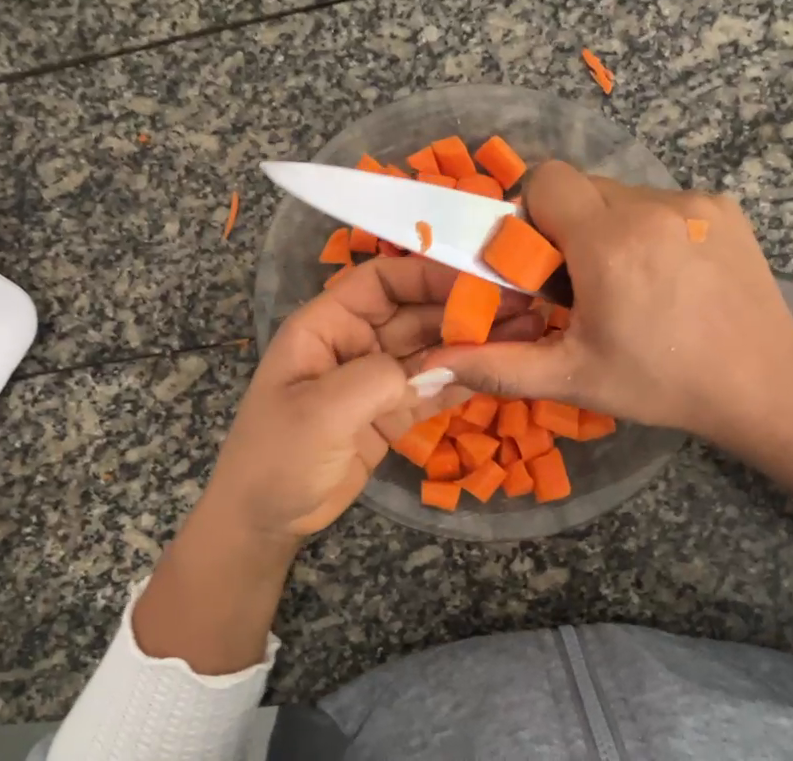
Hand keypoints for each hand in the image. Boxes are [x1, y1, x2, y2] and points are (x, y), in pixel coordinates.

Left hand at [201, 256, 537, 541]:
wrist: (264, 520)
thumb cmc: (276, 457)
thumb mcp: (318, 413)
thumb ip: (375, 380)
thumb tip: (434, 365)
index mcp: (325, 326)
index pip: (380, 282)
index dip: (427, 273)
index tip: (479, 276)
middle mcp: (353, 342)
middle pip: (414, 311)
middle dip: (462, 307)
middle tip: (522, 304)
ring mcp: (373, 378)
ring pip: (429, 348)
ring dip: (473, 341)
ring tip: (528, 332)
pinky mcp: (390, 412)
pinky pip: (432, 387)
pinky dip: (464, 379)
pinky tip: (503, 370)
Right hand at [425, 160, 792, 439]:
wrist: (768, 387)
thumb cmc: (662, 383)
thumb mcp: (571, 377)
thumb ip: (495, 365)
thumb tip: (429, 365)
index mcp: (608, 243)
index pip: (545, 181)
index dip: (529, 215)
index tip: (539, 261)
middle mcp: (650, 207)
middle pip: (579, 186)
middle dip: (565, 224)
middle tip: (579, 280)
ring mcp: (693, 203)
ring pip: (618, 192)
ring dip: (605, 225)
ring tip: (626, 280)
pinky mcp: (722, 207)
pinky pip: (659, 200)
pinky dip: (646, 227)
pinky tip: (665, 273)